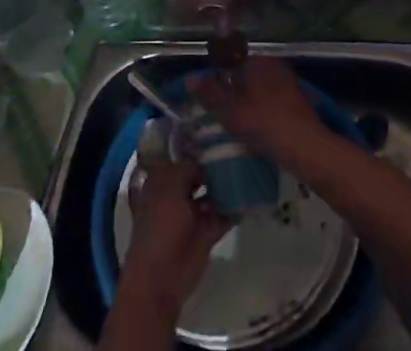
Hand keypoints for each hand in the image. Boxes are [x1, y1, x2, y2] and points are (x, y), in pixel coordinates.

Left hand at [120, 147, 233, 306]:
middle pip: (196, 174)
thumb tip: (201, 158)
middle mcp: (175, 193)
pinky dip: (234, 208)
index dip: (193, 146)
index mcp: (159, 180)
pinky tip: (251, 196)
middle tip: (237, 148)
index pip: (177, 156)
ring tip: (248, 169)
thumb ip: (186, 170)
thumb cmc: (160, 227)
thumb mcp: (170, 190)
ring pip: (211, 194)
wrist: (162, 276)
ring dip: (226, 185)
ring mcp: (191, 213)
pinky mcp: (206, 232)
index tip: (215, 133)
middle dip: (213, 165)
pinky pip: (222, 215)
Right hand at [187, 56, 328, 160]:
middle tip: (221, 105)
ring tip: (237, 117)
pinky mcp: (300, 103)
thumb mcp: (228, 109)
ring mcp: (290, 84)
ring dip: (249, 97)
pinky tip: (258, 124)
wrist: (307, 147)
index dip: (218, 71)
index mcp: (257, 61)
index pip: (231, 57)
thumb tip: (190, 78)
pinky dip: (263, 108)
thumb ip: (208, 92)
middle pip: (247, 71)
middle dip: (233, 84)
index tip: (210, 88)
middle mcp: (275, 66)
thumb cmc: (263, 122)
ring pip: (261, 86)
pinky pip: (273, 100)